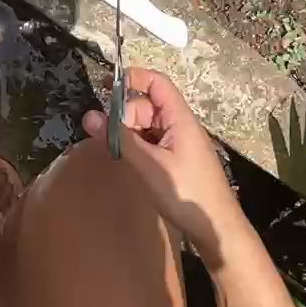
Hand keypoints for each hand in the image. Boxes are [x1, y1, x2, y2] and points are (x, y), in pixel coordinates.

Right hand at [83, 67, 251, 260]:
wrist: (216, 227)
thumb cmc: (187, 192)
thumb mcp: (149, 165)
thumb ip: (120, 139)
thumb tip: (89, 116)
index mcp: (179, 118)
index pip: (156, 82)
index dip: (132, 79)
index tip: (104, 86)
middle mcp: (180, 125)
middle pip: (147, 105)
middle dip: (124, 114)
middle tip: (108, 137)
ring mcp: (179, 143)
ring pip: (147, 126)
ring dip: (128, 132)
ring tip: (115, 151)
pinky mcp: (177, 160)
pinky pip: (152, 142)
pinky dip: (137, 146)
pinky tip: (128, 161)